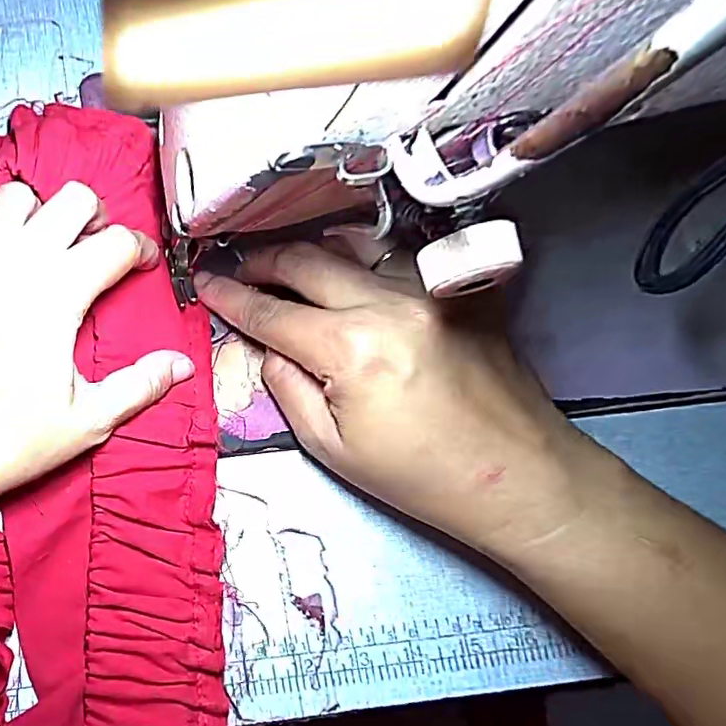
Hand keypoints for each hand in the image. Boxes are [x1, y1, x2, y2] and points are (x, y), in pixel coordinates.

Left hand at [0, 181, 195, 527]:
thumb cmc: (4, 444)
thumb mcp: (87, 422)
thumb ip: (140, 386)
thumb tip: (179, 366)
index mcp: (57, 295)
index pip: (116, 243)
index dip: (141, 249)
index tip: (141, 264)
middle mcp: (10, 266)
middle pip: (70, 202)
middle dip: (95, 218)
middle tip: (95, 248)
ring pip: (9, 198)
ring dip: (34, 214)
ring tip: (39, 245)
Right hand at [196, 240, 601, 553]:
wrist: (521, 479)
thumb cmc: (418, 475)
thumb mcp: (327, 445)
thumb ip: (284, 385)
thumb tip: (265, 347)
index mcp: (351, 349)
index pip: (270, 312)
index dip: (229, 296)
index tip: (204, 283)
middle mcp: (392, 305)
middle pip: (306, 262)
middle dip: (260, 262)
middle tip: (237, 271)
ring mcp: (433, 291)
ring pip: (353, 246)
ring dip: (308, 251)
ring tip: (283, 265)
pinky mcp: (462, 293)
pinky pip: (399, 257)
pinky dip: (360, 256)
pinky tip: (344, 267)